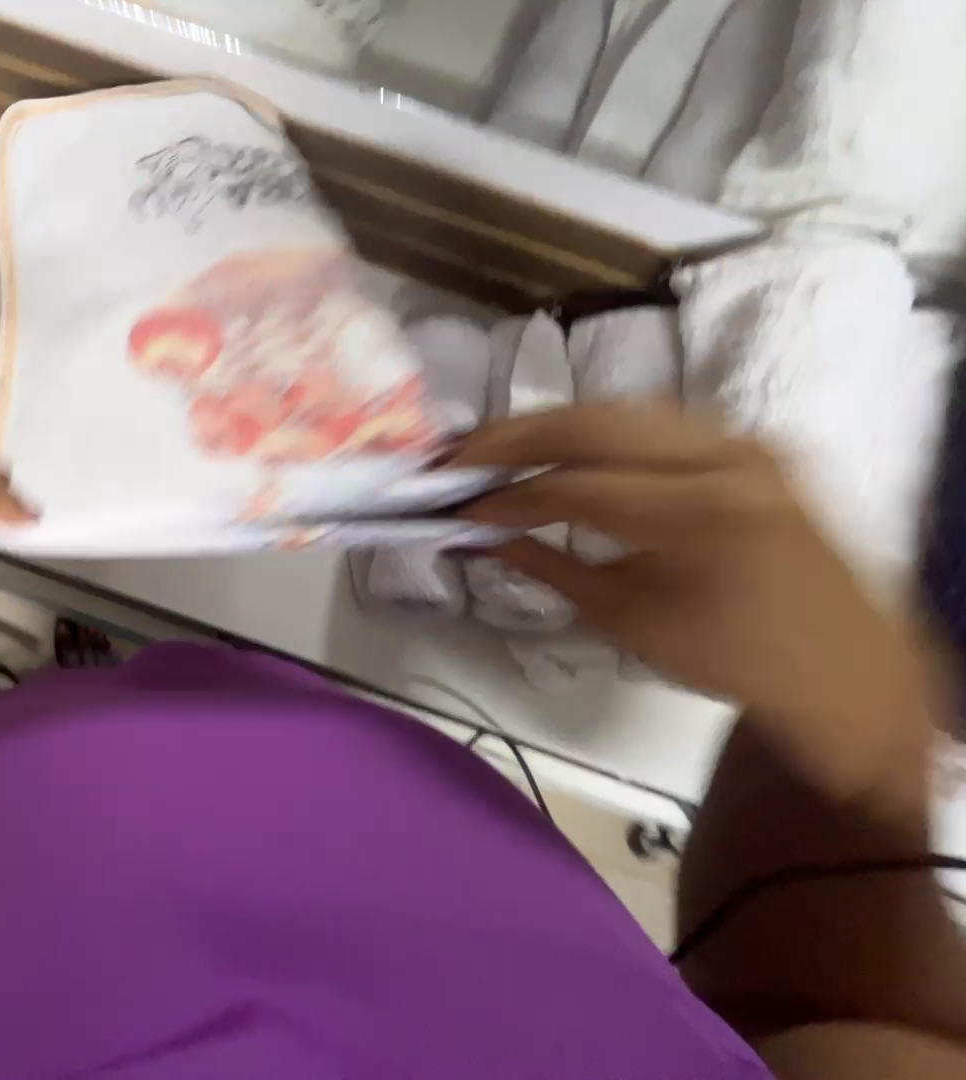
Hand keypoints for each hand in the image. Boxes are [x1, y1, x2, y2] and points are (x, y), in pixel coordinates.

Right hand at [451, 404, 928, 724]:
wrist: (844, 662)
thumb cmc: (727, 654)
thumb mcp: (622, 617)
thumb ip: (544, 565)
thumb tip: (475, 536)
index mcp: (700, 517)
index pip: (571, 488)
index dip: (502, 498)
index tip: (453, 511)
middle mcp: (727, 461)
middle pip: (590, 425)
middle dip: (508, 439)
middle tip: (451, 460)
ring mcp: (743, 443)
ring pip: (616, 409)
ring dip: (543, 427)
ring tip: (488, 448)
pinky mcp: (745, 442)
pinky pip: (648, 418)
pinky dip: (588, 428)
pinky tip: (552, 447)